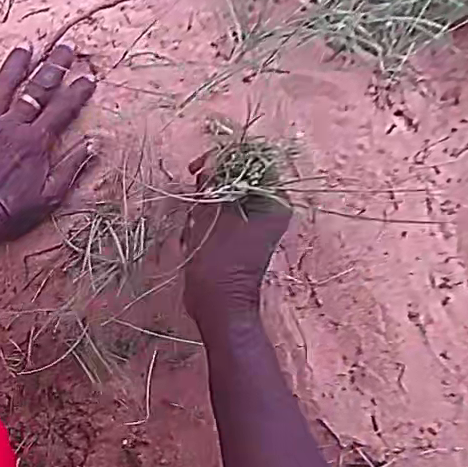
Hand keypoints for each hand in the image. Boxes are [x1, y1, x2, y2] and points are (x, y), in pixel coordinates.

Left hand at [0, 44, 95, 247]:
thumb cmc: (10, 214)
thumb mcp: (49, 198)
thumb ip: (70, 169)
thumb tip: (92, 145)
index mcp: (36, 142)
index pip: (63, 108)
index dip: (78, 91)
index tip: (89, 76)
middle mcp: (12, 127)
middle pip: (36, 89)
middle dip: (54, 66)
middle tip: (66, 47)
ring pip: (3, 87)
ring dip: (16, 65)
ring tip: (26, 47)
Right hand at [181, 152, 293, 322]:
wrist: (218, 306)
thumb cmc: (219, 263)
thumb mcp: (212, 217)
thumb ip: (213, 185)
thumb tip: (210, 163)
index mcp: (273, 202)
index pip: (252, 164)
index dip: (223, 161)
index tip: (197, 170)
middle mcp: (269, 211)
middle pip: (237, 181)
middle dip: (210, 188)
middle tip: (194, 200)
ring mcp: (254, 226)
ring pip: (224, 200)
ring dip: (204, 208)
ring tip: (194, 227)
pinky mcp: (239, 239)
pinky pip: (219, 218)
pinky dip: (204, 222)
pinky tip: (194, 237)